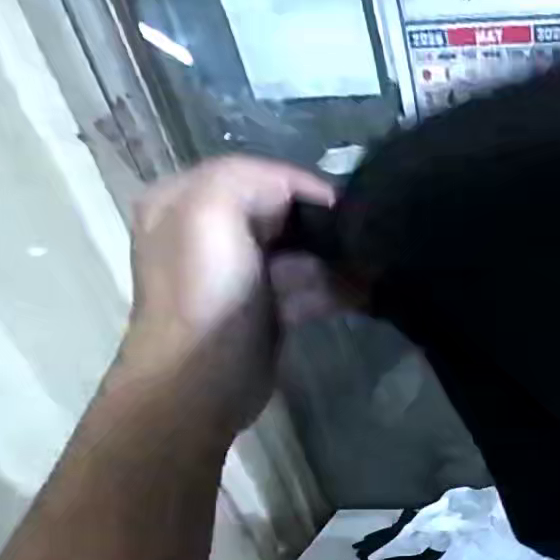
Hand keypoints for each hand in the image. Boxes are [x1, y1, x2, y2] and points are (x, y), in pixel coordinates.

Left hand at [117, 154, 339, 434]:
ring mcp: (239, 277)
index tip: (347, 211)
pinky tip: (365, 295)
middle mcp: (210, 233)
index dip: (303, 188)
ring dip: (336, 263)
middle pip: (281, 217)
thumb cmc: (206, 296)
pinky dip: (334, 291)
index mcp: (187, 199)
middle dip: (324, 229)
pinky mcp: (264, 313)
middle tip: (364, 243)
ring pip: (298, 256)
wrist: (200, 383)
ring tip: (373, 270)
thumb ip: (253, 181)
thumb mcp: (213, 213)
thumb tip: (309, 198)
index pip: (258, 176)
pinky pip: (304, 290)